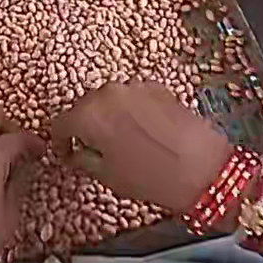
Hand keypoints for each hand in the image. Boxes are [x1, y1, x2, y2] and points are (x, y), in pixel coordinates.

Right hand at [49, 81, 231, 213]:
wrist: (203, 166)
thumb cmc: (150, 177)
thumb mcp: (107, 176)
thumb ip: (83, 159)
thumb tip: (76, 152)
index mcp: (88, 115)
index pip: (60, 123)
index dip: (60, 141)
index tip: (66, 153)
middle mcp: (106, 92)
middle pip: (84, 107)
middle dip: (85, 126)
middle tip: (94, 149)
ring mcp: (133, 86)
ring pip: (109, 100)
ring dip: (109, 116)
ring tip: (122, 140)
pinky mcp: (156, 86)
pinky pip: (133, 97)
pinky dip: (131, 110)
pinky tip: (144, 131)